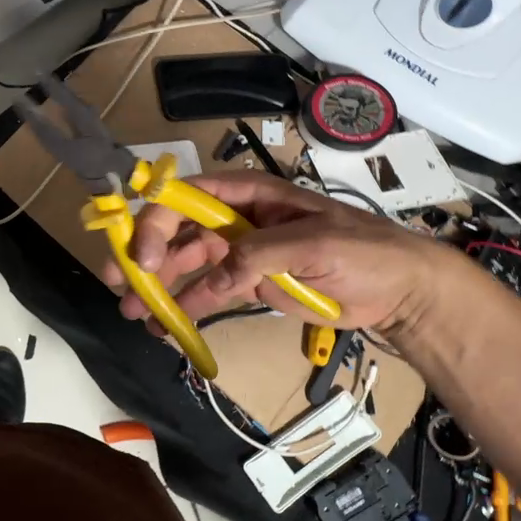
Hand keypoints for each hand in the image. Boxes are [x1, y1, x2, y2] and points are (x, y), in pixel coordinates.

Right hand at [97, 171, 472, 335]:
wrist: (402, 291)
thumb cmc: (365, 252)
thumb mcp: (315, 245)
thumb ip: (259, 255)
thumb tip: (216, 277)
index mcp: (247, 195)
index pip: (187, 197)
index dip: (156, 220)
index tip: (140, 255)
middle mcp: (233, 218)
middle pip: (174, 230)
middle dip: (142, 254)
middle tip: (119, 282)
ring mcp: (236, 251)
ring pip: (182, 262)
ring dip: (155, 284)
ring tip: (133, 310)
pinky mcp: (245, 282)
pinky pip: (204, 291)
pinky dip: (182, 306)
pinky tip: (163, 325)